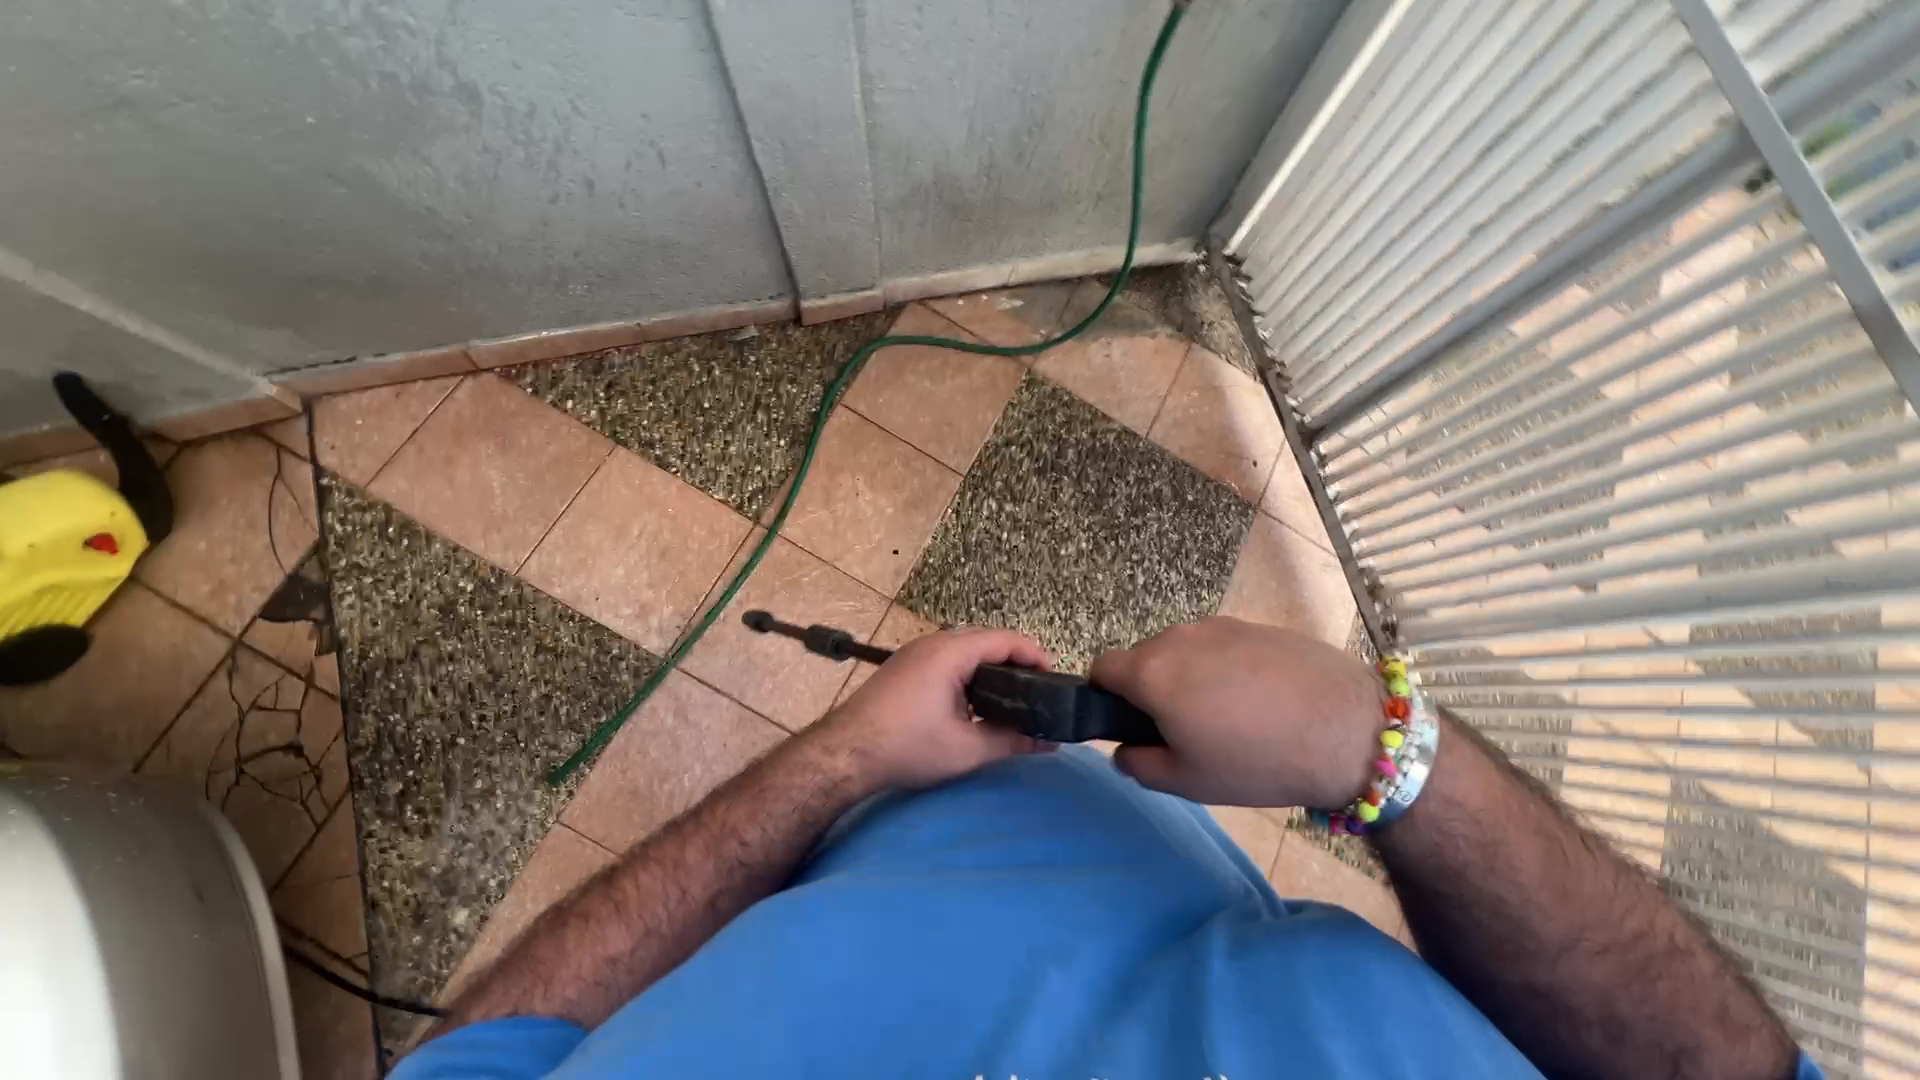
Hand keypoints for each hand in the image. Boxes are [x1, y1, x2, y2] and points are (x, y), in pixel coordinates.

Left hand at [819, 626, 1054, 788]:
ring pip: (965, 649)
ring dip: (991, 667)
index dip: (1035, 655)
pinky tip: (976, 701)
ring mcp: (915, 652)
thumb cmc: (908, 747)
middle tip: (1039, 691)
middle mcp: (933, 643)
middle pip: (985, 640)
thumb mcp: (967, 749)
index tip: (1056, 680)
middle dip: (1016, 661)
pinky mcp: (904, 666)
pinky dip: (969, 672)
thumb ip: (1013, 741)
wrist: (845, 753)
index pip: (1005, 640)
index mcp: (951, 653)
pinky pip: (947, 658)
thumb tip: (1050, 742)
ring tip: (1013, 697)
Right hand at [1088, 616, 1384, 808]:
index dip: (1105, 697)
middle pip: (1143, 658)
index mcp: (1151, 671)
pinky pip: (1220, 646)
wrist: (1349, 730)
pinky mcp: (1256, 625)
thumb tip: (1125, 749)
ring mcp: (1219, 626)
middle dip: (1150, 689)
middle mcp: (1177, 637)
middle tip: (1182, 730)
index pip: (1101, 668)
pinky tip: (1259, 700)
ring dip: (1188, 677)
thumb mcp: (1188, 781)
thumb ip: (1138, 764)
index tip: (1129, 725)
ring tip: (1228, 716)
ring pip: (1183, 651)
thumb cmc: (1256, 760)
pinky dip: (1224, 668)